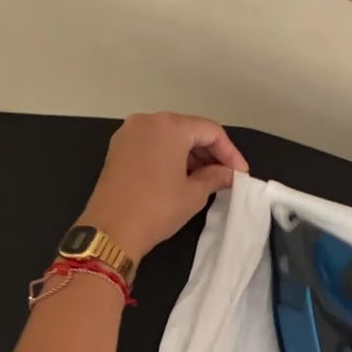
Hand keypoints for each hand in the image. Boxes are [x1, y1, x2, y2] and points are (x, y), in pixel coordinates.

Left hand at [79, 112, 248, 262]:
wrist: (110, 230)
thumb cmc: (156, 209)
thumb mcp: (194, 194)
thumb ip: (216, 177)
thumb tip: (229, 174)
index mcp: (169, 126)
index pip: (210, 131)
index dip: (230, 152)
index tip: (241, 173)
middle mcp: (147, 121)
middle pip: (189, 129)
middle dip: (210, 151)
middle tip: (226, 176)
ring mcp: (129, 133)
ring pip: (169, 136)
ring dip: (190, 154)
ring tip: (207, 178)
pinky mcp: (118, 148)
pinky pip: (153, 144)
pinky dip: (170, 156)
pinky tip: (181, 176)